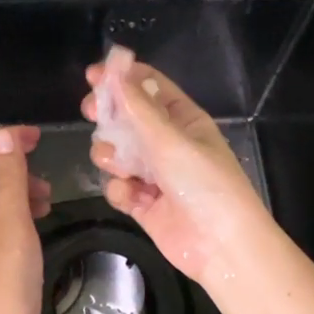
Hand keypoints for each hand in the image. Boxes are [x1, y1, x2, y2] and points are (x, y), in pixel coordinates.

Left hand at [0, 126, 51, 313]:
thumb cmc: (7, 282)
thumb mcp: (13, 224)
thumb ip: (12, 179)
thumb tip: (7, 137)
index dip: (2, 139)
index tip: (36, 138)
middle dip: (14, 161)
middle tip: (46, 164)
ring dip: (23, 185)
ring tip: (49, 197)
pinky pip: (7, 216)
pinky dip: (25, 207)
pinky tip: (44, 214)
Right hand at [83, 55, 273, 283]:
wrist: (221, 245)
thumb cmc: (203, 182)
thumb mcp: (170, 139)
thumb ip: (137, 106)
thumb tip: (116, 69)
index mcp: (183, 119)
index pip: (149, 87)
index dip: (122, 78)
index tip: (93, 75)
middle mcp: (167, 142)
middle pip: (127, 118)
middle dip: (108, 115)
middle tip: (92, 113)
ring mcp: (154, 174)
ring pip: (117, 152)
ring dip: (112, 155)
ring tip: (120, 165)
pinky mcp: (143, 204)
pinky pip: (118, 186)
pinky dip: (120, 189)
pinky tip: (130, 196)